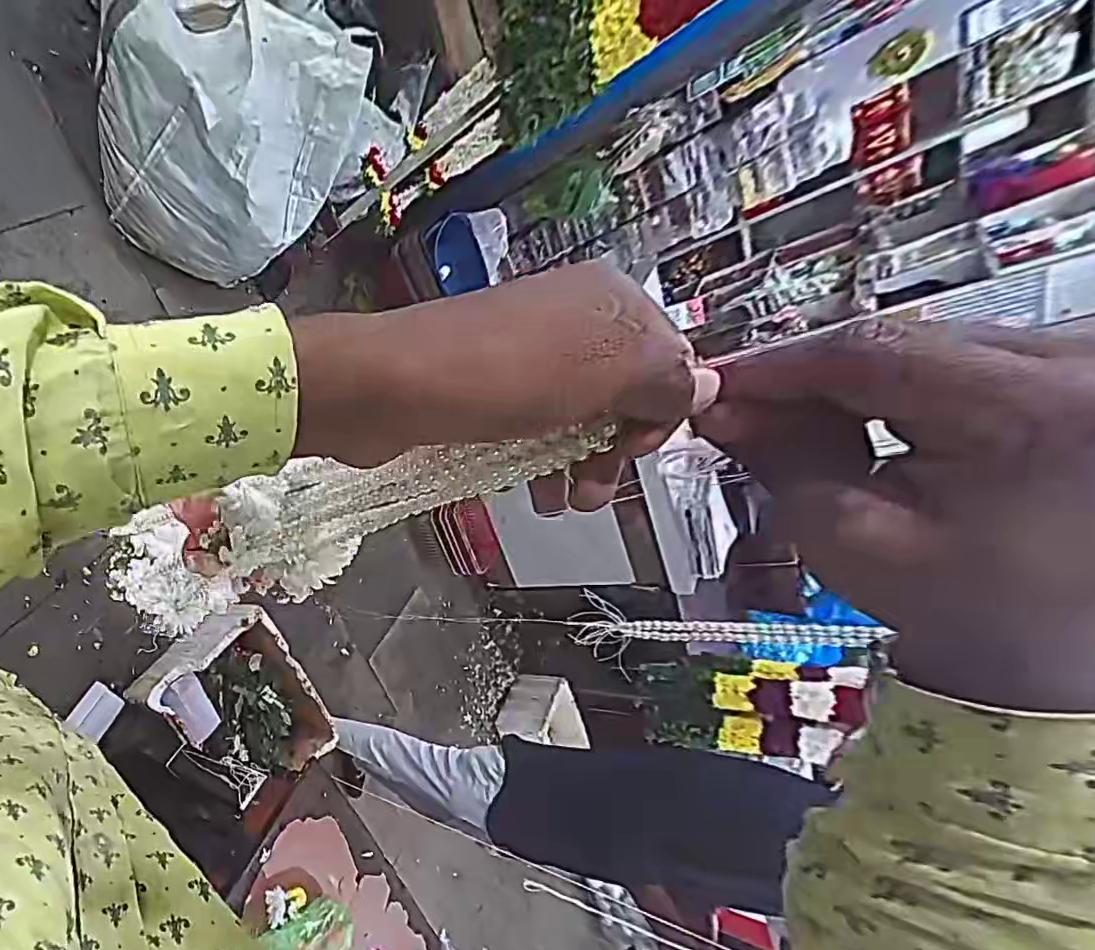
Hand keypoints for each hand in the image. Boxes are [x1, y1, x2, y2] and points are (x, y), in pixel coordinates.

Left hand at [290, 261, 716, 507]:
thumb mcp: (604, 373)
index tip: (635, 453)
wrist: (386, 386)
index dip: (659, 413)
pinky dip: (535, 459)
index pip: (667, 360)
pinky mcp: (483, 391)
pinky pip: (528, 428)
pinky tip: (529, 490)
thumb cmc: (500, 375)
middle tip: (594, 492)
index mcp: (607, 302)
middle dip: (614, 449)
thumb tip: (707, 386)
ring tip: (562, 502)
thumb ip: (665, 379)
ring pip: (572, 418)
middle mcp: (566, 322)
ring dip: (575, 464)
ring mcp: (520, 358)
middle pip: (619, 395)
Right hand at [696, 320, 1094, 711]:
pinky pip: (960, 358)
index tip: (714, 382)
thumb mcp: (844, 533)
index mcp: (1042, 410)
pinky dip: (890, 384)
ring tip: (781, 413)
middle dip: (806, 374)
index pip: (875, 352)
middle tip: (737, 403)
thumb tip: (722, 406)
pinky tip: (844, 412)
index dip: (777, 365)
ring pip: (925, 344)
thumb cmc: (956, 604)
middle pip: (903, 341)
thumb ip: (781, 453)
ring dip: (843, 379)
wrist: (1063, 646)